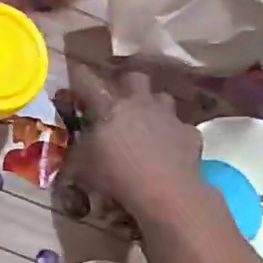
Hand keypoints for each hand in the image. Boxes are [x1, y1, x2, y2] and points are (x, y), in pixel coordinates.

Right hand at [71, 66, 204, 222]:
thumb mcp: (82, 166)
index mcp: (110, 108)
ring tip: (145, 121)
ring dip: (153, 105)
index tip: (75, 71)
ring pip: (162, 97)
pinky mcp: (189, 133)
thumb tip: (73, 147)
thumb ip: (77, 151)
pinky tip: (167, 149)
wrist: (165, 190)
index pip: (89, 82)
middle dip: (125, 83)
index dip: (80, 76)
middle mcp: (141, 104)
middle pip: (134, 77)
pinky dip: (172, 134)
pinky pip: (180, 127)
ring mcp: (168, 116)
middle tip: (117, 99)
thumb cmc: (115, 175)